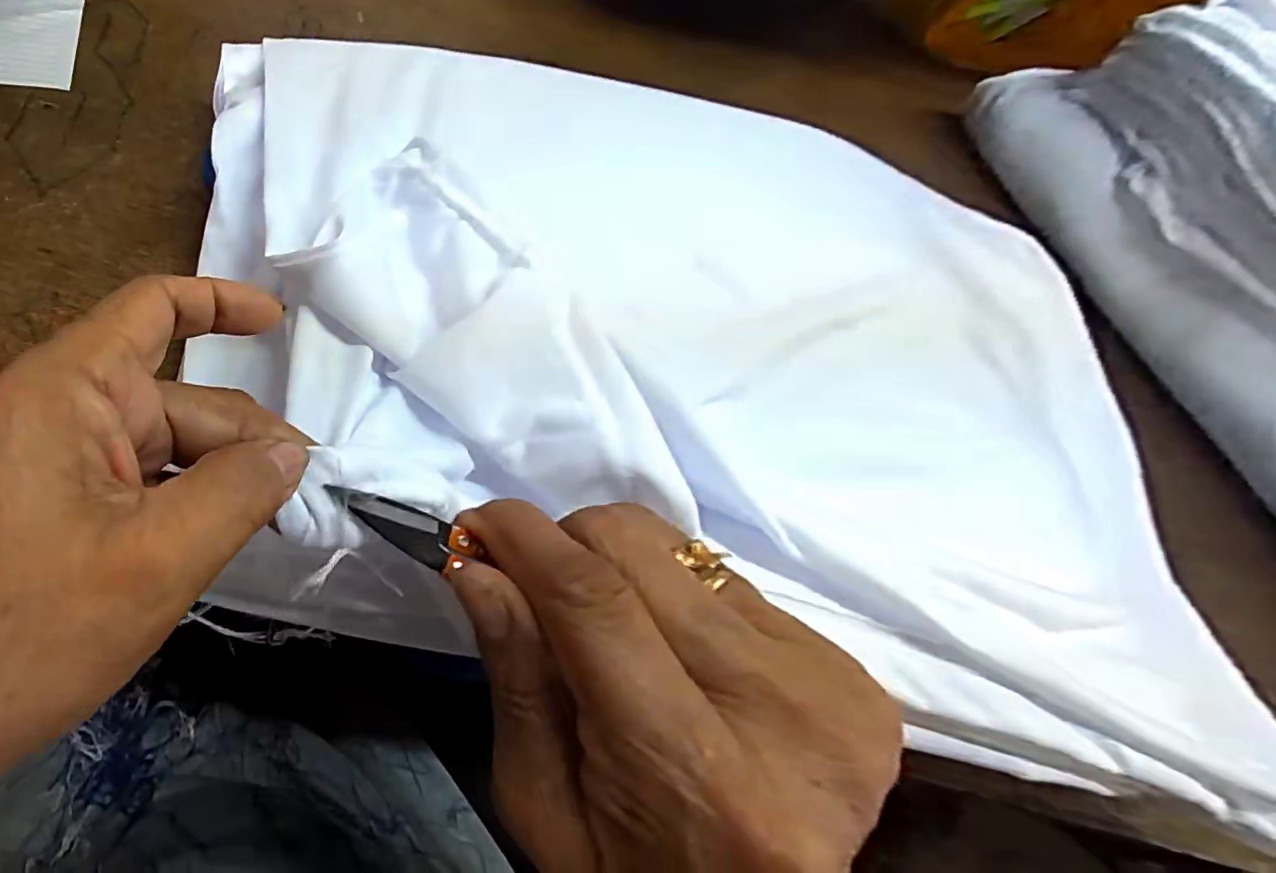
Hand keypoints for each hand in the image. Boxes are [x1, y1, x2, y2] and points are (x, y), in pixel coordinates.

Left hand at [0, 276, 309, 872]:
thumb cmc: (31, 631)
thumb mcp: (157, 557)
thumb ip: (237, 491)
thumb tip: (292, 453)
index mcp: (74, 387)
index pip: (154, 307)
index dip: (220, 301)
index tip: (278, 322)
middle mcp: (71, 408)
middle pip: (185, 397)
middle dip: (246, 438)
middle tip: (305, 490)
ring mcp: (72, 458)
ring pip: (176, 446)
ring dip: (227, 477)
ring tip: (277, 520)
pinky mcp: (75, 502)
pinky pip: (156, 481)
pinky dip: (198, 500)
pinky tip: (232, 535)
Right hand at [446, 501, 900, 872]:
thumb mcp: (541, 803)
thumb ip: (514, 676)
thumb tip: (476, 567)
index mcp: (698, 774)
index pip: (594, 602)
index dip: (525, 540)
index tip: (475, 520)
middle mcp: (781, 710)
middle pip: (632, 547)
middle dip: (561, 544)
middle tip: (533, 587)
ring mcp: (825, 681)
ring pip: (671, 543)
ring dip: (612, 564)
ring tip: (606, 626)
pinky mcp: (849, 667)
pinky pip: (715, 571)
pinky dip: (664, 588)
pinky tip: (668, 648)